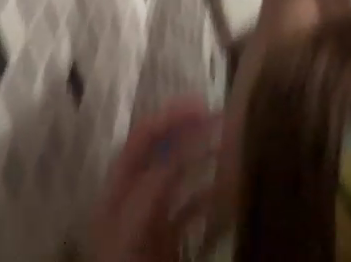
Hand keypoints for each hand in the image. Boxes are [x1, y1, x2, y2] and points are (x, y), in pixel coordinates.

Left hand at [89, 101, 220, 261]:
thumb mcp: (133, 232)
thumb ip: (152, 193)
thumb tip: (177, 155)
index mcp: (116, 195)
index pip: (143, 141)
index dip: (172, 119)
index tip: (207, 106)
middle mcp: (129, 203)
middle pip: (158, 152)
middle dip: (189, 131)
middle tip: (225, 118)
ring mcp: (146, 223)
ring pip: (175, 179)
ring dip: (203, 160)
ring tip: (233, 147)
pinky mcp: (163, 244)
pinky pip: (187, 210)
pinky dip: (210, 196)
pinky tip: (232, 192)